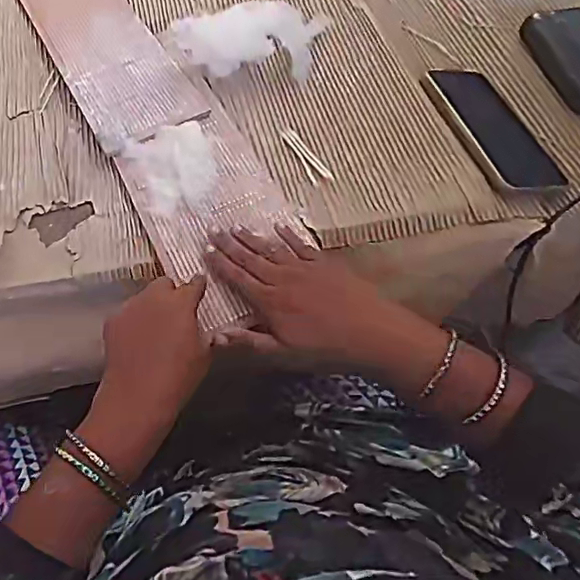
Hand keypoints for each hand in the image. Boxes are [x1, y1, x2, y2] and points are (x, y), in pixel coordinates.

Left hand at [81, 275, 210, 467]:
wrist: (136, 396)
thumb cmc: (177, 378)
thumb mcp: (203, 357)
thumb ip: (209, 337)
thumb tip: (215, 333)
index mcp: (181, 303)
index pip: (194, 283)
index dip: (198, 287)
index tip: (199, 292)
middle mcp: (153, 298)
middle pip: (164, 284)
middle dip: (171, 294)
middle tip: (176, 315)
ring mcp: (130, 307)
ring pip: (143, 298)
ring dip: (150, 307)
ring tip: (154, 330)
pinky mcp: (112, 321)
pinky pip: (126, 313)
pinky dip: (132, 321)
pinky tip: (136, 340)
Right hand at [206, 227, 414, 365]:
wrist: (372, 332)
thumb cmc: (326, 349)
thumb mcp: (284, 352)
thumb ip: (251, 341)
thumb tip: (217, 336)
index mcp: (270, 301)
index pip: (238, 278)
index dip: (221, 265)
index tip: (206, 252)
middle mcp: (283, 279)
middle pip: (251, 258)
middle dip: (230, 245)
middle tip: (213, 230)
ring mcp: (304, 268)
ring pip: (272, 249)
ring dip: (253, 238)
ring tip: (236, 227)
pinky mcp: (325, 264)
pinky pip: (301, 245)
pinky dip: (288, 235)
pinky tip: (278, 227)